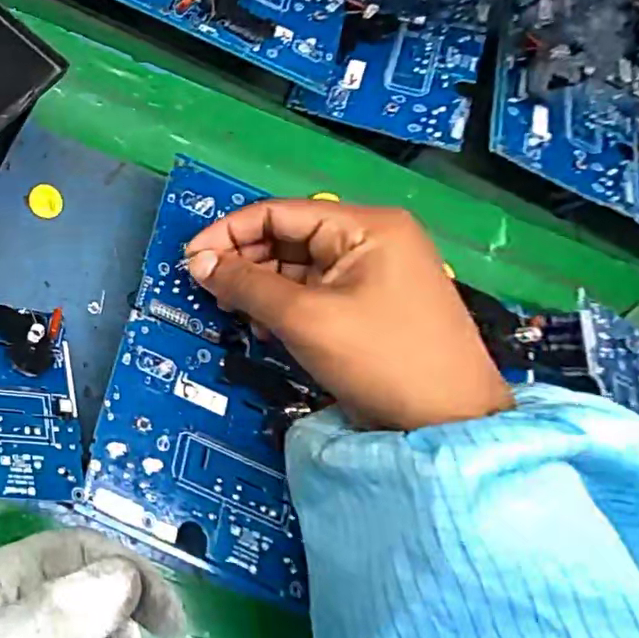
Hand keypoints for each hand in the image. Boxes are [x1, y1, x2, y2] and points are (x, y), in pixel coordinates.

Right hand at [183, 200, 511, 431]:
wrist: (448, 425)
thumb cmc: (381, 359)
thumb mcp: (303, 317)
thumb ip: (244, 284)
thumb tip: (197, 262)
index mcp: (364, 227)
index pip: (277, 213)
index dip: (228, 233)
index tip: (191, 259)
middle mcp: (368, 239)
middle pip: (284, 237)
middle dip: (243, 263)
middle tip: (211, 291)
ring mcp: (369, 271)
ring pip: (291, 265)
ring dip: (258, 287)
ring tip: (240, 314)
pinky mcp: (364, 301)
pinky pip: (308, 289)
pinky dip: (279, 304)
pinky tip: (265, 326)